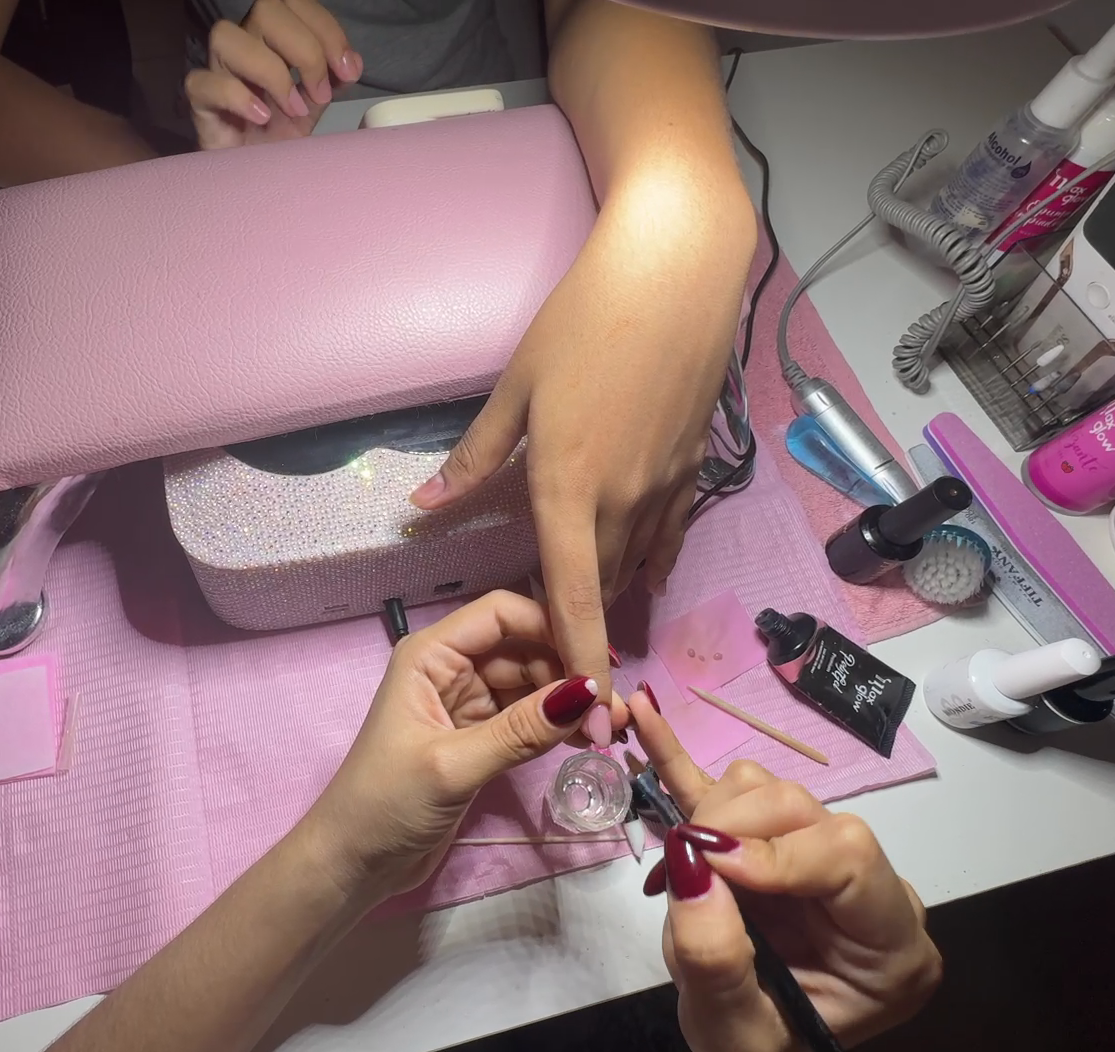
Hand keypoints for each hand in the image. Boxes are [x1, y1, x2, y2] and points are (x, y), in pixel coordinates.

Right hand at [184, 0, 363, 149]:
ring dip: (271, 71)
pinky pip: (203, 83)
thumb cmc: (280, 143)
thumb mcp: (313, 110)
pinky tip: (262, 118)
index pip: (294, 3)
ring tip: (293, 110)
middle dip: (305, 49)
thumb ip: (330, 82)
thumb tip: (353, 62)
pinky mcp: (201, 105)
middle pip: (264, 7)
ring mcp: (218, 73)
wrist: (257, 185)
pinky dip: (237, 97)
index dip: (325, 28)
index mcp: (272, 40)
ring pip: (226, 35)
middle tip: (321, 93)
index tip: (348, 69)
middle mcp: (244, 47)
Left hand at [298, 591, 610, 898]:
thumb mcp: (452, 765)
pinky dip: (554, 723)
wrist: (355, 862)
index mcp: (431, 653)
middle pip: (523, 646)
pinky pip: (526, 714)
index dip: (551, 627)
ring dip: (569, 700)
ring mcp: (467, 700)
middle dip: (568, 672)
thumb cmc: (386, 803)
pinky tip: (584, 739)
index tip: (599, 663)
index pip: (501, 614)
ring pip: (530, 681)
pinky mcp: (480, 733)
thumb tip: (587, 693)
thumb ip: (518, 730)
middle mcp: (451, 665)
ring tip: (608, 731)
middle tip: (611, 714)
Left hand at [410, 227, 741, 733]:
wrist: (679, 273)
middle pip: (600, 588)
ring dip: (609, 594)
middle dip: (583, 630)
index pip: (570, 598)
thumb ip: (474, 457)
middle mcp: (622, 502)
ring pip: (634, 563)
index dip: (576, 662)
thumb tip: (422, 503)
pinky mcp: (692, 466)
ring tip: (592, 620)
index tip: (588, 714)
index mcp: (567, 489)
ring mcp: (665, 486)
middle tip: (560, 656)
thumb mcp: (517, 389)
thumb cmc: (584, 324)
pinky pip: (669, 533)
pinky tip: (644, 576)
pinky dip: (650, 560)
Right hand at [629, 693, 941, 1051]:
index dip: (774, 849)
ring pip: (768, 790)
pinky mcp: (765, 839)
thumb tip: (692, 861)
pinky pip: (725, 786)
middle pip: (804, 810)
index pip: (846, 855)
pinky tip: (645, 716)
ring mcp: (813, 856)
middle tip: (682, 859)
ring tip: (679, 849)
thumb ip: (716, 957)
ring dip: (712, 809)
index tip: (707, 861)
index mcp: (887, 944)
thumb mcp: (733, 1030)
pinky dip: (682, 757)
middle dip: (732, 825)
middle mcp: (865, 887)